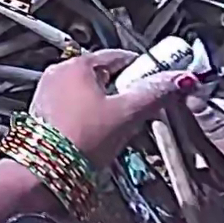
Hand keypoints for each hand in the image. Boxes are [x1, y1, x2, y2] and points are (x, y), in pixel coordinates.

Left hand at [31, 50, 197, 160]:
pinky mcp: (44, 108)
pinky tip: (100, 128)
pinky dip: (90, 110)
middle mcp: (57, 71)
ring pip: (88, 88)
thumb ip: (154, 93)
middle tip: (143, 106)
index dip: (143, 68)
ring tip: (122, 121)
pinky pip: (74, 102)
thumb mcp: (126, 114)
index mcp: (76, 64)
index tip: (160, 81)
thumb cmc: (83, 136)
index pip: (118, 56)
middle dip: (125, 88)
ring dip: (107, 101)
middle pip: (102, 72)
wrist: (47, 166)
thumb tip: (180, 79)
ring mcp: (48, 89)